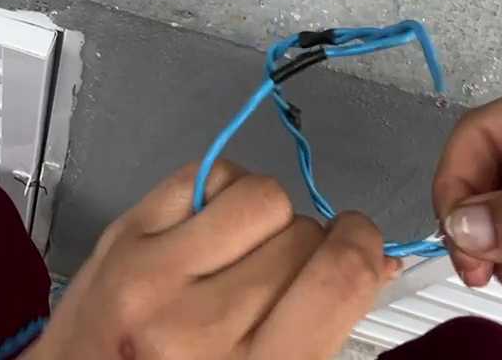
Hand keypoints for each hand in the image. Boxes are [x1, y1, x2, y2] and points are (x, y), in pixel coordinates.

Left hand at [27, 160, 397, 359]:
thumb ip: (318, 327)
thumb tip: (377, 260)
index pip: (337, 280)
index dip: (363, 246)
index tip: (361, 243)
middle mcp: (202, 330)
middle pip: (301, 234)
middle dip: (306, 244)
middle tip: (278, 275)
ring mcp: (156, 276)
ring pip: (261, 195)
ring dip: (266, 214)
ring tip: (241, 249)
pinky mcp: (125, 234)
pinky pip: (207, 171)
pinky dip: (221, 188)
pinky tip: (207, 227)